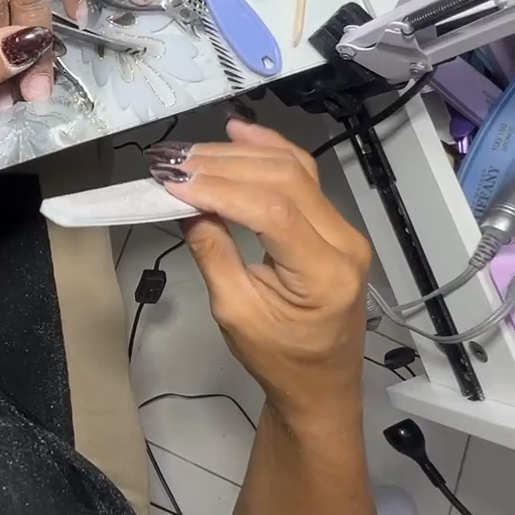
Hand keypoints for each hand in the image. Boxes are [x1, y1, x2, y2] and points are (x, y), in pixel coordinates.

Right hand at [147, 118, 373, 431]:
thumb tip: (186, 204)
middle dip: (221, 165)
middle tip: (170, 163)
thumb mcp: (234, 312)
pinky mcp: (331, 222)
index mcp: (325, 273)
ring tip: (188, 152)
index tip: (172, 183)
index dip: (220, 190)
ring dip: (237, 153)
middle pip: (283, 179)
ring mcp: (342, 228)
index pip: (271, 211)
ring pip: (291, 168)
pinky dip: (267, 148)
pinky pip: (301, 173)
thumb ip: (213, 252)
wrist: (320, 383)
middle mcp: (344, 241)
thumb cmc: (277, 358)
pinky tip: (238, 131)